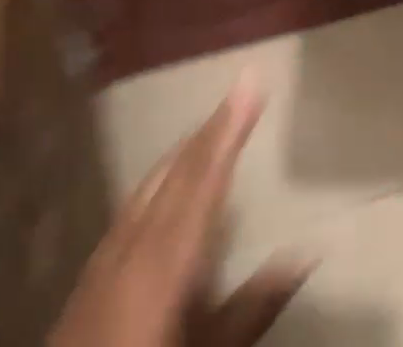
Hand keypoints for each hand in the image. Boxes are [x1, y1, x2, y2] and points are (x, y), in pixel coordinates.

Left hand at [51, 74, 313, 346]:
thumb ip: (256, 302)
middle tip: (241, 86)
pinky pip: (133, 200)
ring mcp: (110, 249)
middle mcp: (137, 237)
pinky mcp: (95, 265)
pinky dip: (159, 175)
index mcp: (170, 252)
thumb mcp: (212, 345)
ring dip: (186, 146)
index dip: (231, 125)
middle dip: (212, 125)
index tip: (251, 83)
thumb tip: (308, 253)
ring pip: (153, 179)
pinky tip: (164, 177)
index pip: (207, 174)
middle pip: (179, 168)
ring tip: (212, 120)